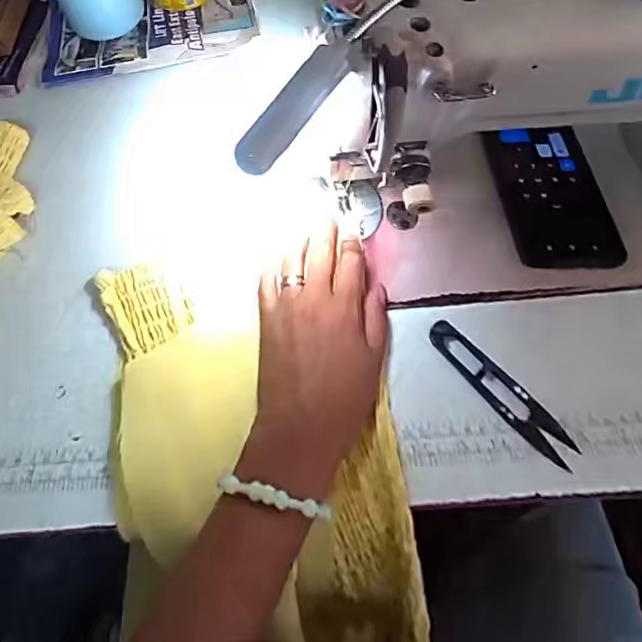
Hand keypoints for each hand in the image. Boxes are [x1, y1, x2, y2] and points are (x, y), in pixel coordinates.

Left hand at [239, 216, 388, 502]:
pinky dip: (273, 260)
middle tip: (329, 214)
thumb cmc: (343, 398)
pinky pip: (267, 278)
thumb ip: (375, 318)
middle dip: (326, 229)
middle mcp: (314, 299)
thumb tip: (375, 286)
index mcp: (345, 309)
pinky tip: (278, 250)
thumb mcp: (373, 360)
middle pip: (320, 251)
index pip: (350, 262)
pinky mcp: (266, 317)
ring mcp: (286, 305)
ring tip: (306, 224)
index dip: (353, 241)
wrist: (298, 428)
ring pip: (292, 258)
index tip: (354, 228)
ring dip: (301, 237)